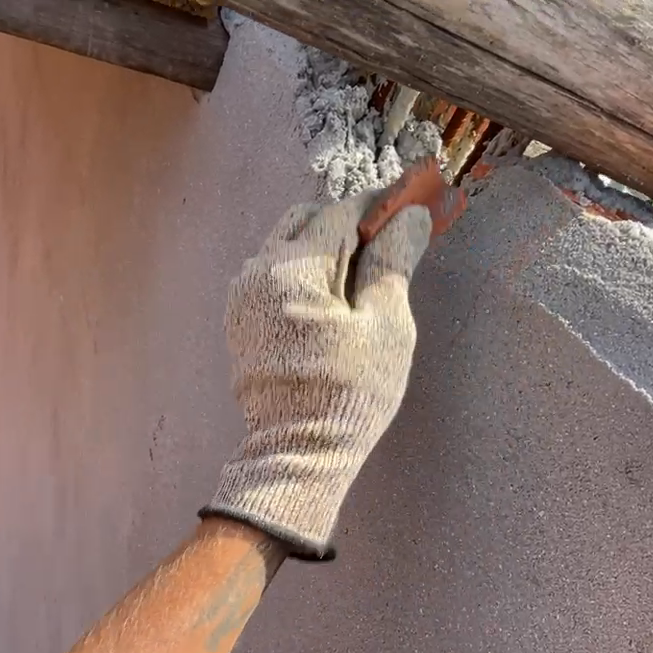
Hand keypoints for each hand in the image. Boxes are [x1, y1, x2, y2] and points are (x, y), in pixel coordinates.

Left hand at [203, 193, 432, 558]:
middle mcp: (258, 272)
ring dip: (321, 245)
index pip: (341, 210)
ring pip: (283, 245)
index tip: (410, 200)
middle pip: (305, 220)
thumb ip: (393, 262)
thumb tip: (412, 215)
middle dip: (346, 220)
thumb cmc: (348, 393)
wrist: (297, 453)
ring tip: (359, 274)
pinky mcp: (240, 322)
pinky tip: (328, 300)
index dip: (380, 202)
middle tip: (385, 240)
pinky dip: (300, 273)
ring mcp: (242, 298)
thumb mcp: (385, 326)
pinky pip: (270, 277)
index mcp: (294, 266)